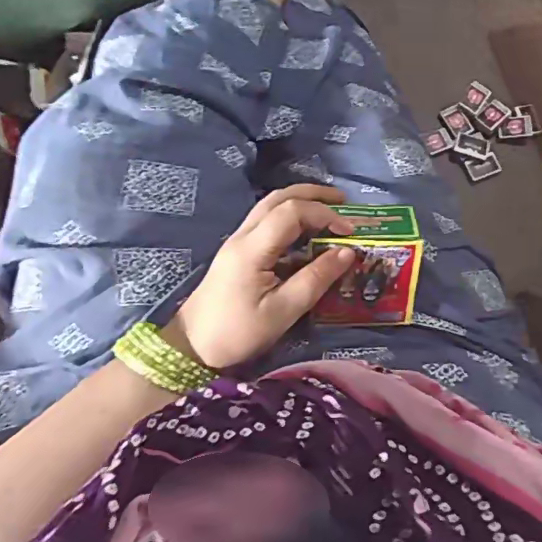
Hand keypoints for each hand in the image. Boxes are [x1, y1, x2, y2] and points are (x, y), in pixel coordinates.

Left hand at [168, 185, 356, 367]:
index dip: (324, 215)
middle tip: (344, 201)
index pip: (292, 212)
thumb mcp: (283, 311)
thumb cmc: (238, 332)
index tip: (349, 232)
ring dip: (300, 202)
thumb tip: (347, 253)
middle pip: (278, 198)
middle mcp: (243, 236)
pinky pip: (266, 223)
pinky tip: (306, 232)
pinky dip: (290, 218)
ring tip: (330, 210)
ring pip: (269, 207)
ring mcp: (237, 242)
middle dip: (313, 195)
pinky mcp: (237, 253)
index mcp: (253, 248)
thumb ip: (316, 279)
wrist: (192, 346)